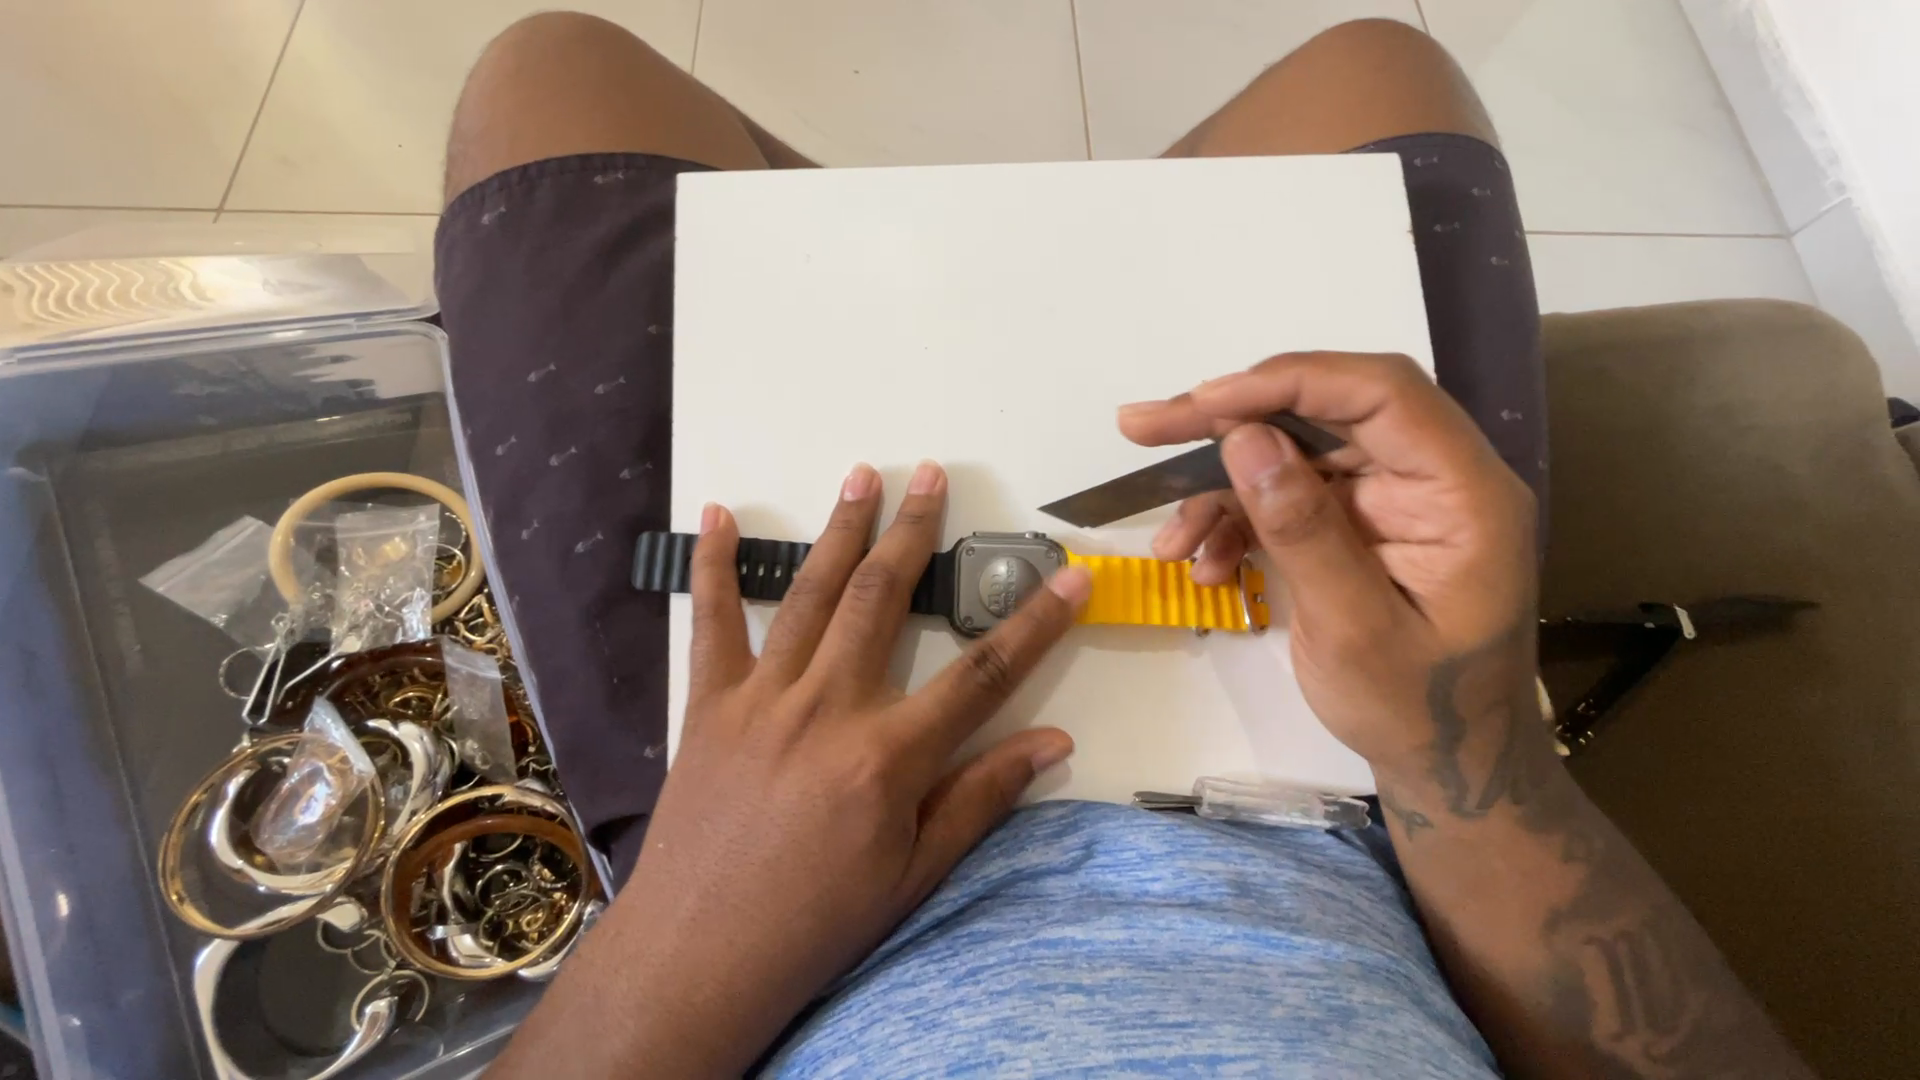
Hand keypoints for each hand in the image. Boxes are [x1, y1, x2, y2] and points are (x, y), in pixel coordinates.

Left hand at [531, 461, 1089, 1076]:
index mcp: (887, 756)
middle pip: (882, 598)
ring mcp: (762, 698)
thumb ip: (981, 797)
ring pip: (810, 593)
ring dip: (840, 528)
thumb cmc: (818, 922)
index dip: (1035, 622)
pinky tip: (721, 516)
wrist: (698, 957)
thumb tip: (1053, 743)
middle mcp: (827, 708)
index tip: (1069, 575)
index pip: (983, 673)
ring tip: (863, 475)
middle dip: (915, 531)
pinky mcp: (710, 704)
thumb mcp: (915, 872)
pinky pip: (713, 621)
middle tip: (934, 475)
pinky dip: (717, 566)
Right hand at [1118, 352, 1536, 773]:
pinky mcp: (1351, 523)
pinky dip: (1234, 525)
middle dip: (1227, 422)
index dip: (1285, 382)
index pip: (1378, 395)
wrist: (1441, 763)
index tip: (1201, 403)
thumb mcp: (1354, 629)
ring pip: (1289, 456)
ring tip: (1170, 543)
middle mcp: (1426, 478)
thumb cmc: (1415, 709)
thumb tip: (1244, 439)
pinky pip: (1282, 499)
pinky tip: (1205, 566)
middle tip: (1144, 426)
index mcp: (1460, 491)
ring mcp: (1386, 500)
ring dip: (1219, 491)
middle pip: (1320, 413)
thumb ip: (1303, 530)